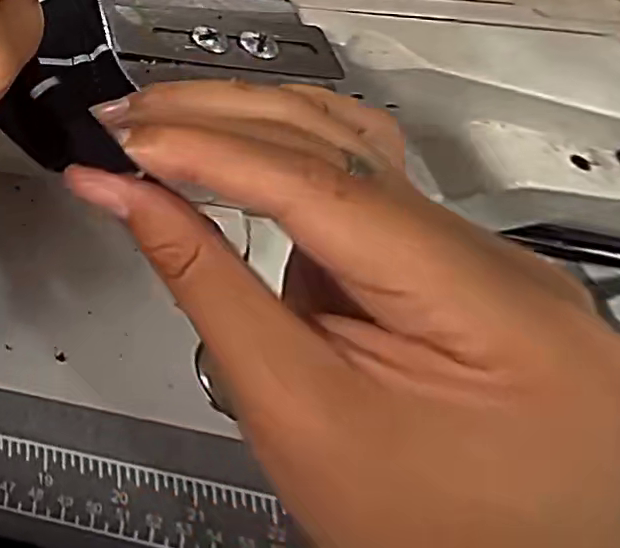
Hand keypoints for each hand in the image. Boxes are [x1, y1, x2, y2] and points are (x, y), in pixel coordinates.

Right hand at [63, 81, 619, 547]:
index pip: (327, 191)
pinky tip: (225, 138)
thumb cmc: (388, 521)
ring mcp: (489, 254)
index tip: (123, 139)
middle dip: (218, 120)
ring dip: (245, 117)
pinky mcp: (454, 258)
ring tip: (160, 113)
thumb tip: (109, 184)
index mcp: (494, 314)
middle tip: (122, 113)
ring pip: (353, 143)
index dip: (212, 153)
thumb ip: (196, 273)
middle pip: (343, 147)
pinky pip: (360, 175)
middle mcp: (510, 263)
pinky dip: (279, 147)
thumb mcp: (280, 399)